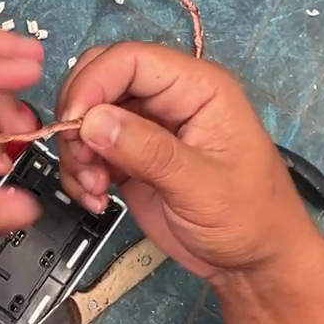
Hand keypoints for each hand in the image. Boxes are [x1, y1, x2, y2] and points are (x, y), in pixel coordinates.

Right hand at [56, 43, 321, 283]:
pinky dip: (80, 174)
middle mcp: (167, 101)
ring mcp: (145, 129)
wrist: (251, 263)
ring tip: (95, 189)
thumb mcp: (202, 186)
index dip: (93, 84)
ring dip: (78, 154)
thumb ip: (148, 151)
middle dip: (79, 118)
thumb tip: (92, 121)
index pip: (130, 60)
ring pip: (86, 118)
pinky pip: (88, 151)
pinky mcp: (128, 158)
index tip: (72, 125)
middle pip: (99, 80)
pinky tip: (98, 200)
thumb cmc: (249, 219)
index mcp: (197, 89)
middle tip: (82, 159)